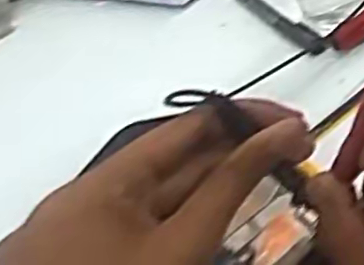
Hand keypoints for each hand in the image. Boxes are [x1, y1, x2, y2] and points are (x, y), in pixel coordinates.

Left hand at [0, 102, 319, 264]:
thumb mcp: (184, 245)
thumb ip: (236, 179)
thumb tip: (286, 130)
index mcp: (95, 188)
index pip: (191, 124)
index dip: (250, 116)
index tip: (295, 125)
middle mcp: (75, 208)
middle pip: (177, 161)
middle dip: (239, 156)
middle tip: (293, 158)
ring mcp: (68, 247)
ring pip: (161, 200)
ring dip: (218, 190)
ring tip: (270, 190)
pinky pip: (141, 233)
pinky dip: (186, 224)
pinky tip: (219, 230)